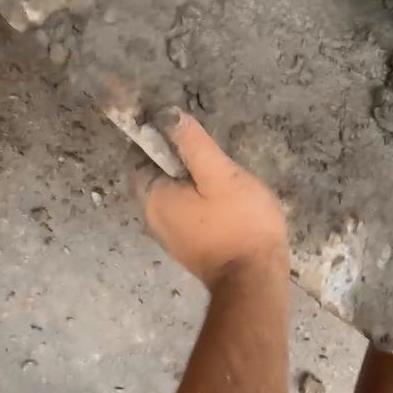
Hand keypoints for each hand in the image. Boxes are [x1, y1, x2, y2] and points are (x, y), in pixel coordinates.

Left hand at [134, 108, 288, 291]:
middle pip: (153, 177)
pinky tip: (223, 195)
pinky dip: (196, 198)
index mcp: (154, 198)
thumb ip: (193, 144)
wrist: (255, 278)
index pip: (137, 158)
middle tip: (204, 144)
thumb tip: (167, 114)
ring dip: (187, 178)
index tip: (178, 124)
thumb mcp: (220, 174)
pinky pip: (185, 212)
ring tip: (218, 167)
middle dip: (173, 157)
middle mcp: (154, 218)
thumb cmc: (239, 222)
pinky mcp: (191, 247)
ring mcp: (172, 236)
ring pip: (170, 195)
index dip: (153, 137)